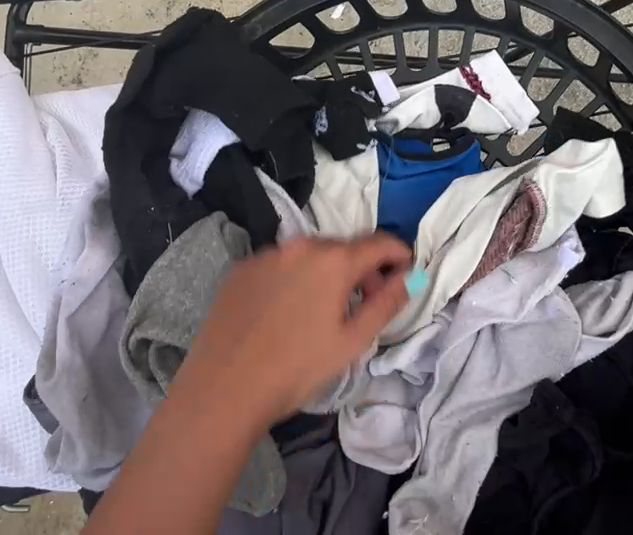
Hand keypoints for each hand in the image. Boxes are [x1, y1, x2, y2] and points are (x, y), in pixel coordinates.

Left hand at [173, 232, 416, 425]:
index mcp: (334, 260)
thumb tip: (410, 277)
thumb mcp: (352, 342)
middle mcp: (301, 245)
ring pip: (310, 255)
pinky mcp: (241, 268)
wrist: (222, 391)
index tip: (405, 273)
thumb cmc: (296, 369)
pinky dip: (292, 278)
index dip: (399, 254)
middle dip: (362, 268)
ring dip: (326, 272)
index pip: (380, 242)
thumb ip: (387, 303)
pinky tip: (284, 313)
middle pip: (344, 247)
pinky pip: (279, 264)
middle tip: (364, 302)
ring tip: (321, 310)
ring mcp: (267, 253)